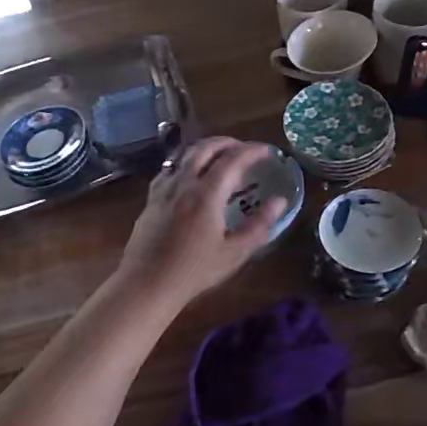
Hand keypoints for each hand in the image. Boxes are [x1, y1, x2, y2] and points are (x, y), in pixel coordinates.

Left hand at [115, 137, 287, 307]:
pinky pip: (170, 168)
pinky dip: (187, 162)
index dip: (252, 151)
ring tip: (221, 157)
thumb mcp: (234, 253)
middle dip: (228, 143)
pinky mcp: (151, 199)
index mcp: (206, 194)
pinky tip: (191, 176)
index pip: (233, 160)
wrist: (147, 282)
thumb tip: (279, 201)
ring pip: (185, 155)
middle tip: (245, 149)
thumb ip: (259, 225)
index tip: (268, 151)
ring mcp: (163, 189)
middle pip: (205, 148)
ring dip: (206, 149)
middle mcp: (183, 183)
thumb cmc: (194, 271)